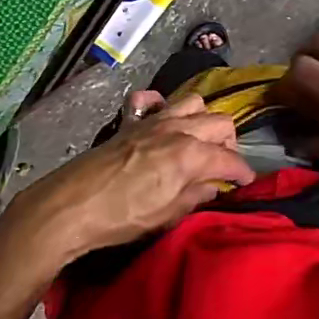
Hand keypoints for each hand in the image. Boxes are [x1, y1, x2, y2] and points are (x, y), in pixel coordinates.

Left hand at [5, 92, 255, 266]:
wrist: (71, 205)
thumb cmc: (121, 217)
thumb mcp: (166, 216)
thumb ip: (195, 196)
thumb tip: (214, 186)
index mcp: (189, 154)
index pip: (230, 158)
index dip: (244, 172)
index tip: (247, 184)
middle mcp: (175, 129)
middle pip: (219, 121)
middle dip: (229, 142)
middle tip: (224, 165)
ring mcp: (150, 122)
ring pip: (191, 101)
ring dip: (202, 118)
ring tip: (200, 142)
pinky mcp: (128, 124)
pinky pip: (148, 100)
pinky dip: (159, 104)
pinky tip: (162, 119)